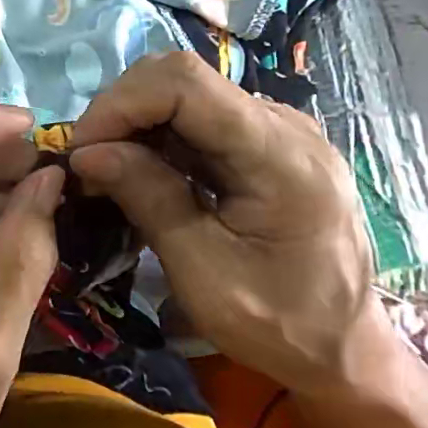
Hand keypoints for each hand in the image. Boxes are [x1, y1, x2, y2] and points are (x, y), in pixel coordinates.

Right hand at [68, 53, 386, 396]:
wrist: (346, 350)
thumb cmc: (279, 325)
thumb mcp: (204, 273)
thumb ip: (149, 200)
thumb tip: (85, 153)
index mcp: (281, 157)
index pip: (185, 84)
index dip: (121, 104)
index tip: (81, 149)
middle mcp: (284, 125)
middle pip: (181, 78)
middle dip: (120, 110)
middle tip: (87, 161)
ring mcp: (276, 129)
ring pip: (184, 91)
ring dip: (134, 122)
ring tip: (105, 169)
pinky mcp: (264, 141)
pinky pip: (197, 116)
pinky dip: (155, 135)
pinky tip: (139, 171)